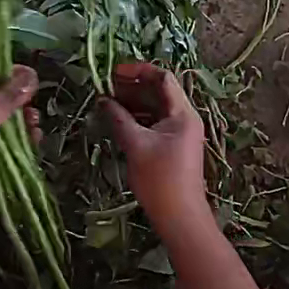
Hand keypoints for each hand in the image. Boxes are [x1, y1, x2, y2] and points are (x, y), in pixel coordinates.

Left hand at [0, 65, 37, 220]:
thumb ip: (5, 97)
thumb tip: (31, 74)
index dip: (1, 72)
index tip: (26, 73)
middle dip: (15, 99)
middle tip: (33, 99)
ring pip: (0, 121)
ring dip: (20, 119)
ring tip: (35, 120)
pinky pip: (4, 141)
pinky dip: (19, 138)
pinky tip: (34, 136)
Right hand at [102, 63, 207, 226]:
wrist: (180, 217)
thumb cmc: (160, 180)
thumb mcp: (136, 145)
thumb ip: (119, 119)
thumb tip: (103, 100)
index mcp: (183, 113)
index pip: (163, 78)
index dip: (139, 70)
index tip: (114, 72)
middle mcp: (185, 118)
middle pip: (159, 91)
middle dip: (132, 87)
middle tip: (105, 87)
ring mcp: (180, 132)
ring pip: (155, 107)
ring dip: (132, 102)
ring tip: (107, 103)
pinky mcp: (173, 145)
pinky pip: (155, 122)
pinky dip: (137, 118)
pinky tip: (118, 121)